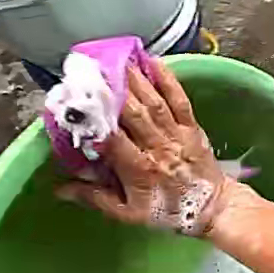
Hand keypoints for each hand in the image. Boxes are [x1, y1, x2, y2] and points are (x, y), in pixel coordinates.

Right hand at [57, 65, 248, 236]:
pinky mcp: (192, 127)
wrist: (213, 208)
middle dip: (113, 92)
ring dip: (137, 80)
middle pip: (133, 115)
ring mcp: (177, 135)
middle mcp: (158, 148)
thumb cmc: (169, 210)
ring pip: (154, 103)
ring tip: (118, 59)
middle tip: (92, 70)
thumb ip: (95, 198)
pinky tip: (155, 62)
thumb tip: (60, 188)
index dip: (96, 121)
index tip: (77, 103)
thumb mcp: (128, 213)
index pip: (113, 140)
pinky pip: (180, 100)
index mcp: (139, 170)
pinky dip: (168, 80)